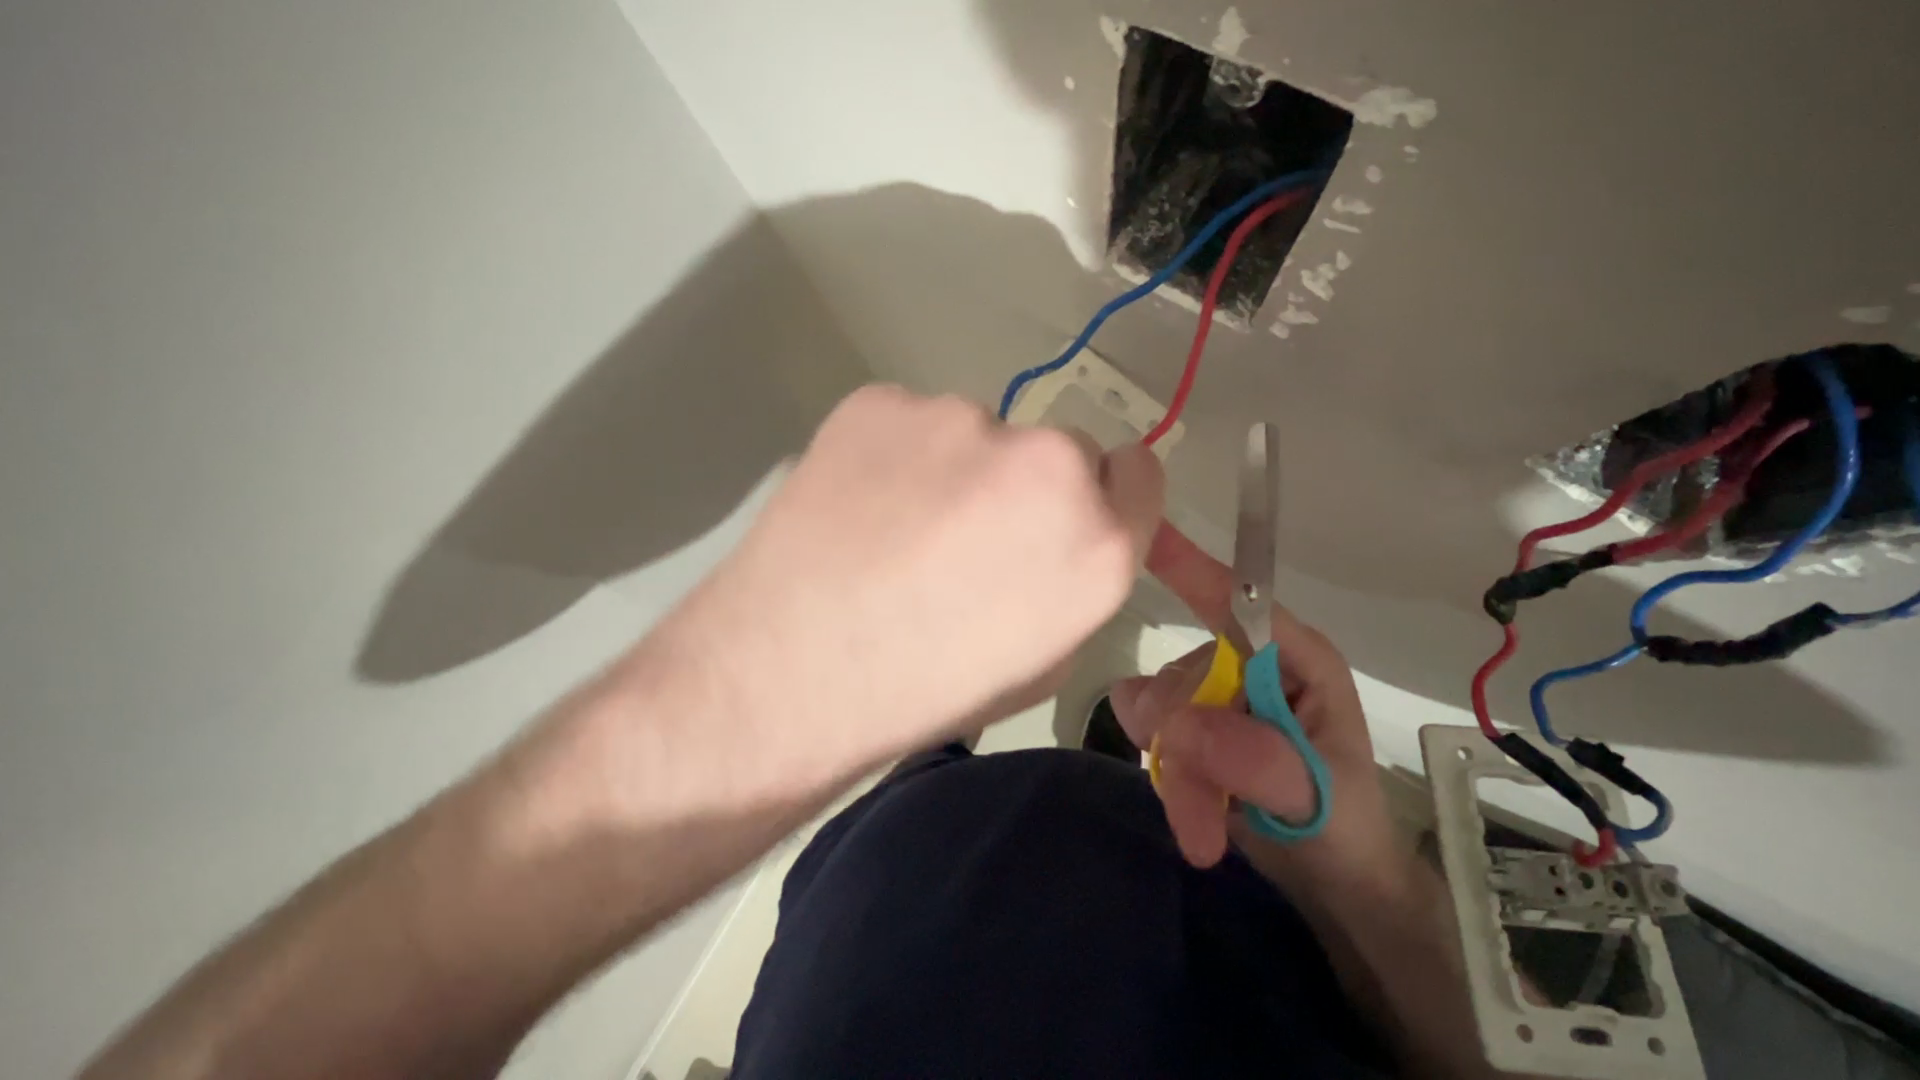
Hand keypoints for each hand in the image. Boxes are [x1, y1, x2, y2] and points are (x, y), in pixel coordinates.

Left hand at [664, 384, 1163, 777]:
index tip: (1061, 518)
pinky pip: (910, 421)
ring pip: (977, 433)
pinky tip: (853, 504)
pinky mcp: (884, 399)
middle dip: (1024, 486)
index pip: (1137, 472)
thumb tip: (1059, 545)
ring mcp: (961, 419)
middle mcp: (1047, 462)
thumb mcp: (1037, 663)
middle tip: (960, 536)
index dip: (1102, 497)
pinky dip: (892, 452)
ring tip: (890, 528)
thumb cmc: (922, 692)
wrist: (787, 669)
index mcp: (1098, 540)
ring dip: (953, 468)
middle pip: (1059, 450)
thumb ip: (1072, 586)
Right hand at [1110, 524, 1405, 898]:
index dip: (1193, 571)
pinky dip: (1163, 773)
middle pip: (1188, 673)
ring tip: (1201, 825)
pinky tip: (1189, 808)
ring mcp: (1219, 695)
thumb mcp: (1316, 798)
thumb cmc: (1345, 829)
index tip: (1148, 540)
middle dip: (1184, 746)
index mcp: (1297, 659)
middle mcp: (1253, 664)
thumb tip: (1180, 723)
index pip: (1240, 603)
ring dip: (1174, 772)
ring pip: (1161, 709)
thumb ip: (1256, 759)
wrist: (1331, 880)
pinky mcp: (1192, 727)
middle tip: (1198, 816)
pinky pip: (1150, 731)